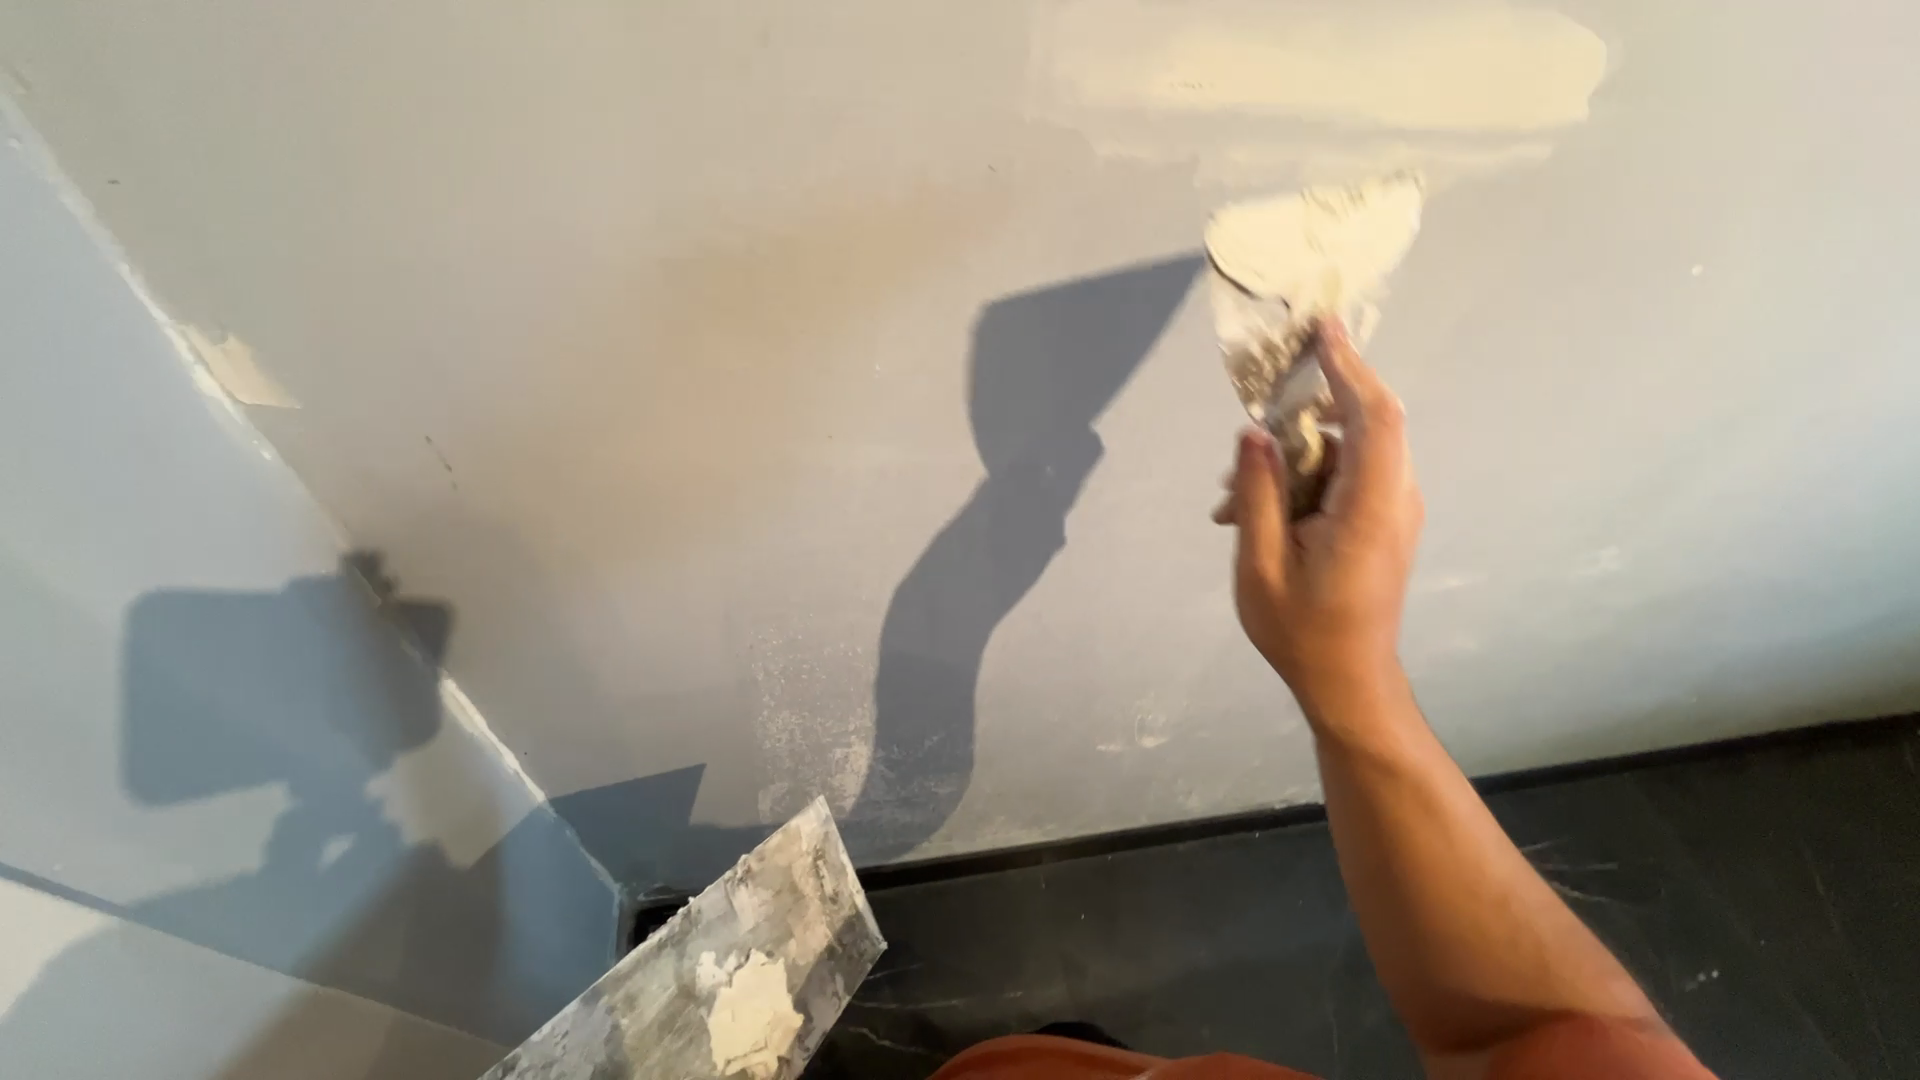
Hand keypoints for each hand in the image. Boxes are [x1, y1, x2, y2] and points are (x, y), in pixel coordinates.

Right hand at [1213, 317, 1422, 722]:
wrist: (1347, 681)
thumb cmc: (1300, 632)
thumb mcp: (1260, 565)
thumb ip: (1258, 494)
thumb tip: (1253, 434)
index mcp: (1370, 509)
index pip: (1374, 416)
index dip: (1349, 367)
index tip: (1320, 328)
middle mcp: (1395, 499)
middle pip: (1363, 424)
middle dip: (1303, 415)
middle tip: (1248, 439)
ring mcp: (1393, 509)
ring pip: (1345, 451)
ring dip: (1290, 460)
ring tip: (1235, 503)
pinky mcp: (1381, 520)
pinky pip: (1344, 475)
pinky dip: (1301, 479)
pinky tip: (1256, 513)